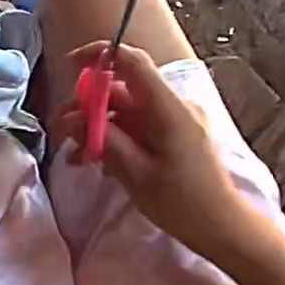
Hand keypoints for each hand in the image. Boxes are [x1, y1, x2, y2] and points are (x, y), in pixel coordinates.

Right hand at [53, 43, 256, 259]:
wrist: (223, 227)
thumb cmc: (182, 203)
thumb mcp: (137, 174)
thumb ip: (105, 141)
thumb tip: (74, 119)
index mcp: (168, 109)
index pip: (132, 62)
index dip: (99, 57)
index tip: (70, 68)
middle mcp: (173, 107)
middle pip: (123, 90)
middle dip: (88, 105)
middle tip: (61, 129)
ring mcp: (175, 122)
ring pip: (126, 112)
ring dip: (97, 127)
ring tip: (74, 154)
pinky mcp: (174, 137)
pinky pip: (138, 128)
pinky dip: (115, 139)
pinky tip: (94, 161)